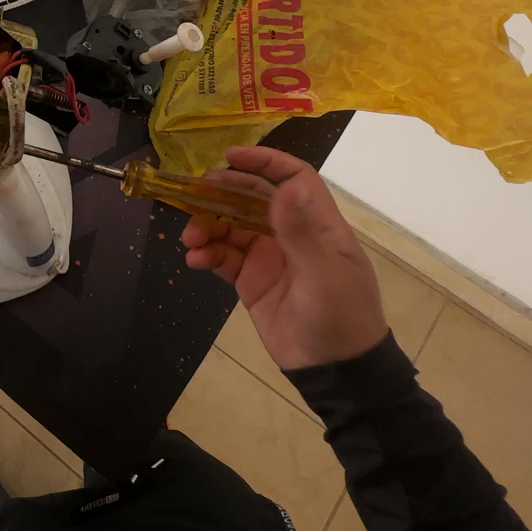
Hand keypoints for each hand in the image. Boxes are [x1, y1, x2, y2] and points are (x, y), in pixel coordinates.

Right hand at [180, 147, 388, 369]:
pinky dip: (205, 254)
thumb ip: (300, 231)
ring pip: (229, 226)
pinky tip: (195, 261)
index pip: (293, 178)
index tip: (230, 157)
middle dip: (221, 193)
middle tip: (192, 195)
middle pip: (250, 198)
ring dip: (206, 226)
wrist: (335, 373)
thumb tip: (285, 186)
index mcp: (317, 225)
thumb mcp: (324, 274)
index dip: (264, 162)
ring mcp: (268, 256)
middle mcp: (290, 234)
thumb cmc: (341, 317)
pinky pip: (221, 256)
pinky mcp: (249, 280)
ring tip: (190, 239)